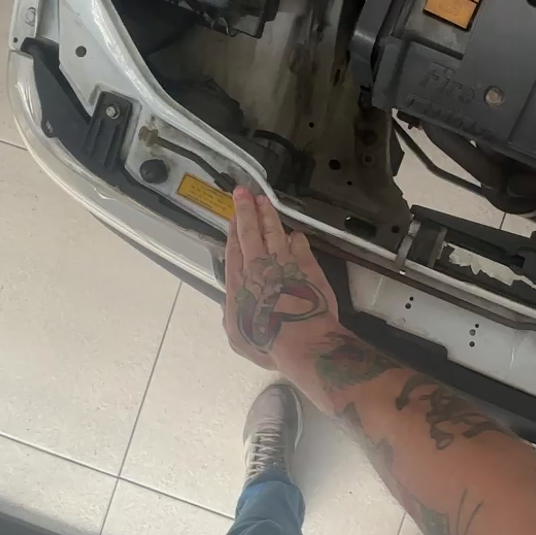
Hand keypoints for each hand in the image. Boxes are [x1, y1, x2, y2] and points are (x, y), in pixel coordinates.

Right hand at [224, 187, 338, 370]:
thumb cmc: (268, 343)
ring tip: (263, 199)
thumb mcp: (238, 335)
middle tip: (243, 192)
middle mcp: (258, 266)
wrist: (303, 338)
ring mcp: (284, 262)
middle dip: (245, 210)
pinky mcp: (306, 263)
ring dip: (268, 214)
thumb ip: (232, 315)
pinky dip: (294, 236)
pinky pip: (299, 242)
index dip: (233, 231)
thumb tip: (229, 304)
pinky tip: (294, 233)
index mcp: (239, 284)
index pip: (234, 249)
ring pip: (274, 230)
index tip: (232, 217)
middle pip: (249, 232)